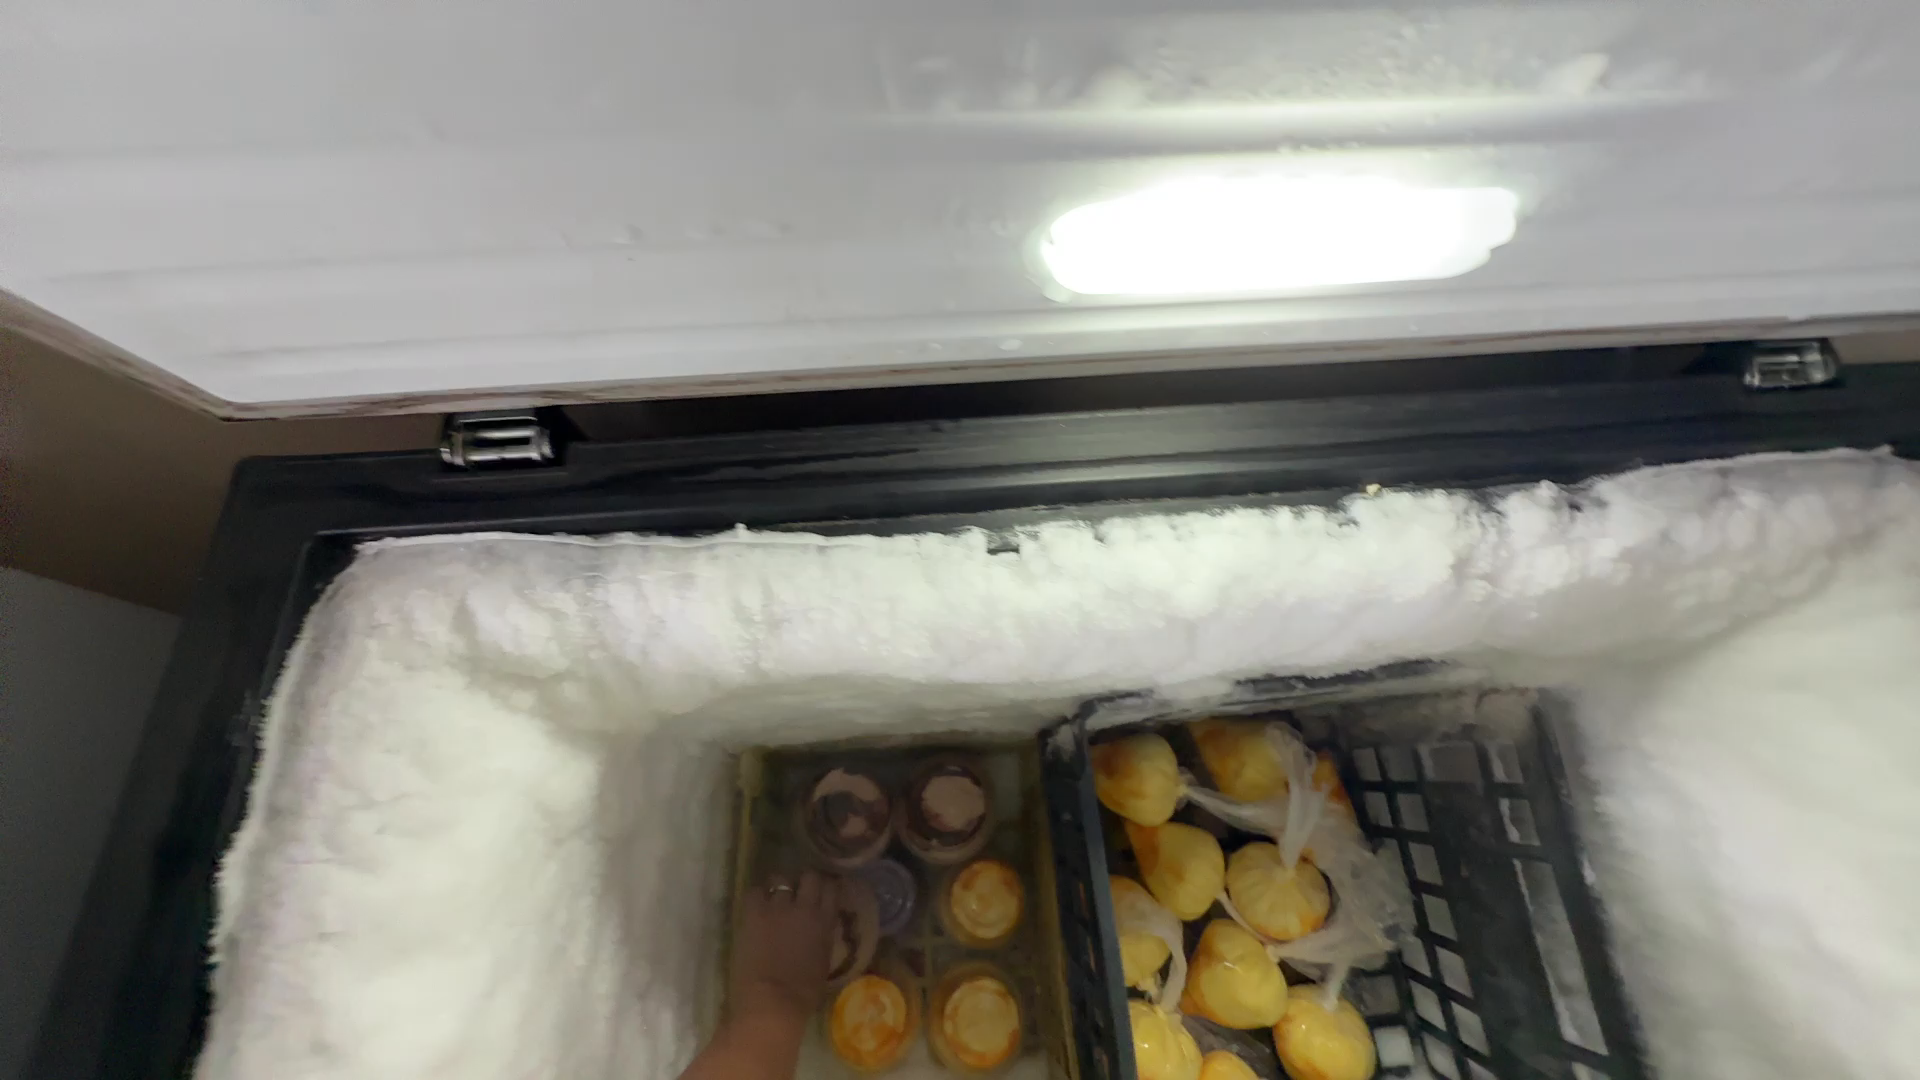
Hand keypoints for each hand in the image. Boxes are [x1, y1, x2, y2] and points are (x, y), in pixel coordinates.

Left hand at [730, 871, 840, 1027]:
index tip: (822, 890)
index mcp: (825, 922)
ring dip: (779, 887)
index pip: (832, 889)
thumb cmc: (802, 995)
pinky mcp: (755, 914)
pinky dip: (756, 895)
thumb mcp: (822, 963)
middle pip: (809, 876)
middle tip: (798, 891)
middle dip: (804, 881)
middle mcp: (805, 907)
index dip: (826, 886)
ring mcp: (779, 907)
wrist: (772, 1004)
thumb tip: (819, 931)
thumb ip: (822, 940)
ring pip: (781, 879)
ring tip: (773, 896)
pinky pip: (755, 891)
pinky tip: (756, 905)